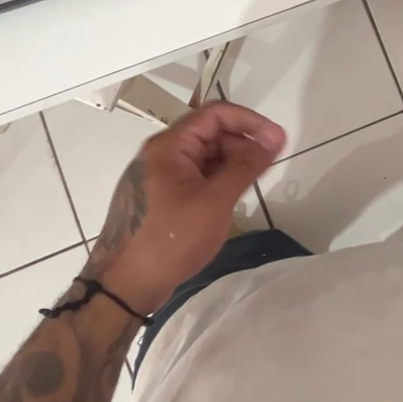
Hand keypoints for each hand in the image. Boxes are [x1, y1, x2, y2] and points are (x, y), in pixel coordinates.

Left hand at [81, 102, 286, 313]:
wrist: (124, 287)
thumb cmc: (170, 240)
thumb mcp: (215, 201)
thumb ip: (246, 165)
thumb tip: (274, 138)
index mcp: (169, 147)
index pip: (215, 114)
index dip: (251, 121)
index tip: (278, 140)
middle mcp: (160, 154)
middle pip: (209, 133)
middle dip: (243, 143)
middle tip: (269, 165)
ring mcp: (158, 176)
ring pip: (204, 156)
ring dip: (232, 162)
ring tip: (253, 183)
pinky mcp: (160, 196)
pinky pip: (195, 175)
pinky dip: (218, 179)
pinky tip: (232, 197)